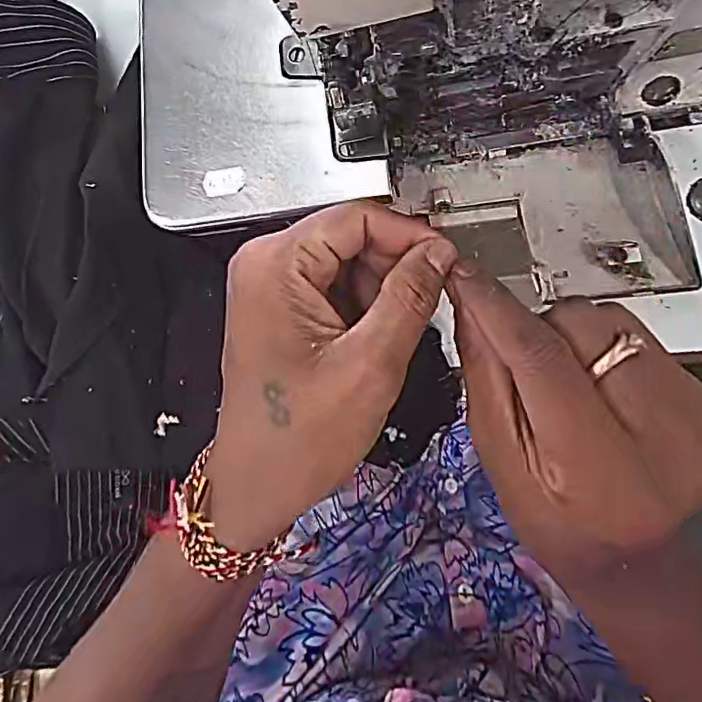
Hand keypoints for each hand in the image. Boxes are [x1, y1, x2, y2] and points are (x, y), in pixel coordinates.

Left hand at [204, 201, 457, 551]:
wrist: (257, 485)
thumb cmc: (297, 440)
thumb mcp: (370, 364)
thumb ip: (411, 297)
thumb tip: (438, 255)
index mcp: (275, 266)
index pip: (357, 217)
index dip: (410, 234)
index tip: (445, 257)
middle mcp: (265, 264)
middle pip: (352, 234)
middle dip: (396, 266)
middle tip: (428, 299)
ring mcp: (271, 284)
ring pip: (349, 259)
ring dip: (383, 288)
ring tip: (392, 333)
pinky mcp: (281, 304)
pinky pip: (337, 282)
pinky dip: (366, 303)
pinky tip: (373, 339)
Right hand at [449, 264, 701, 580]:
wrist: (633, 555)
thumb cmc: (557, 520)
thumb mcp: (502, 461)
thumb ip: (486, 377)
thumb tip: (471, 305)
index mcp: (599, 471)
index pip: (540, 358)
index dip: (497, 308)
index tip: (468, 276)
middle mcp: (662, 444)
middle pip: (579, 324)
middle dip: (543, 332)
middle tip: (538, 379)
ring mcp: (698, 421)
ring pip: (610, 319)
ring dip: (579, 338)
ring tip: (577, 387)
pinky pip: (641, 334)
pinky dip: (612, 348)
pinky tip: (609, 391)